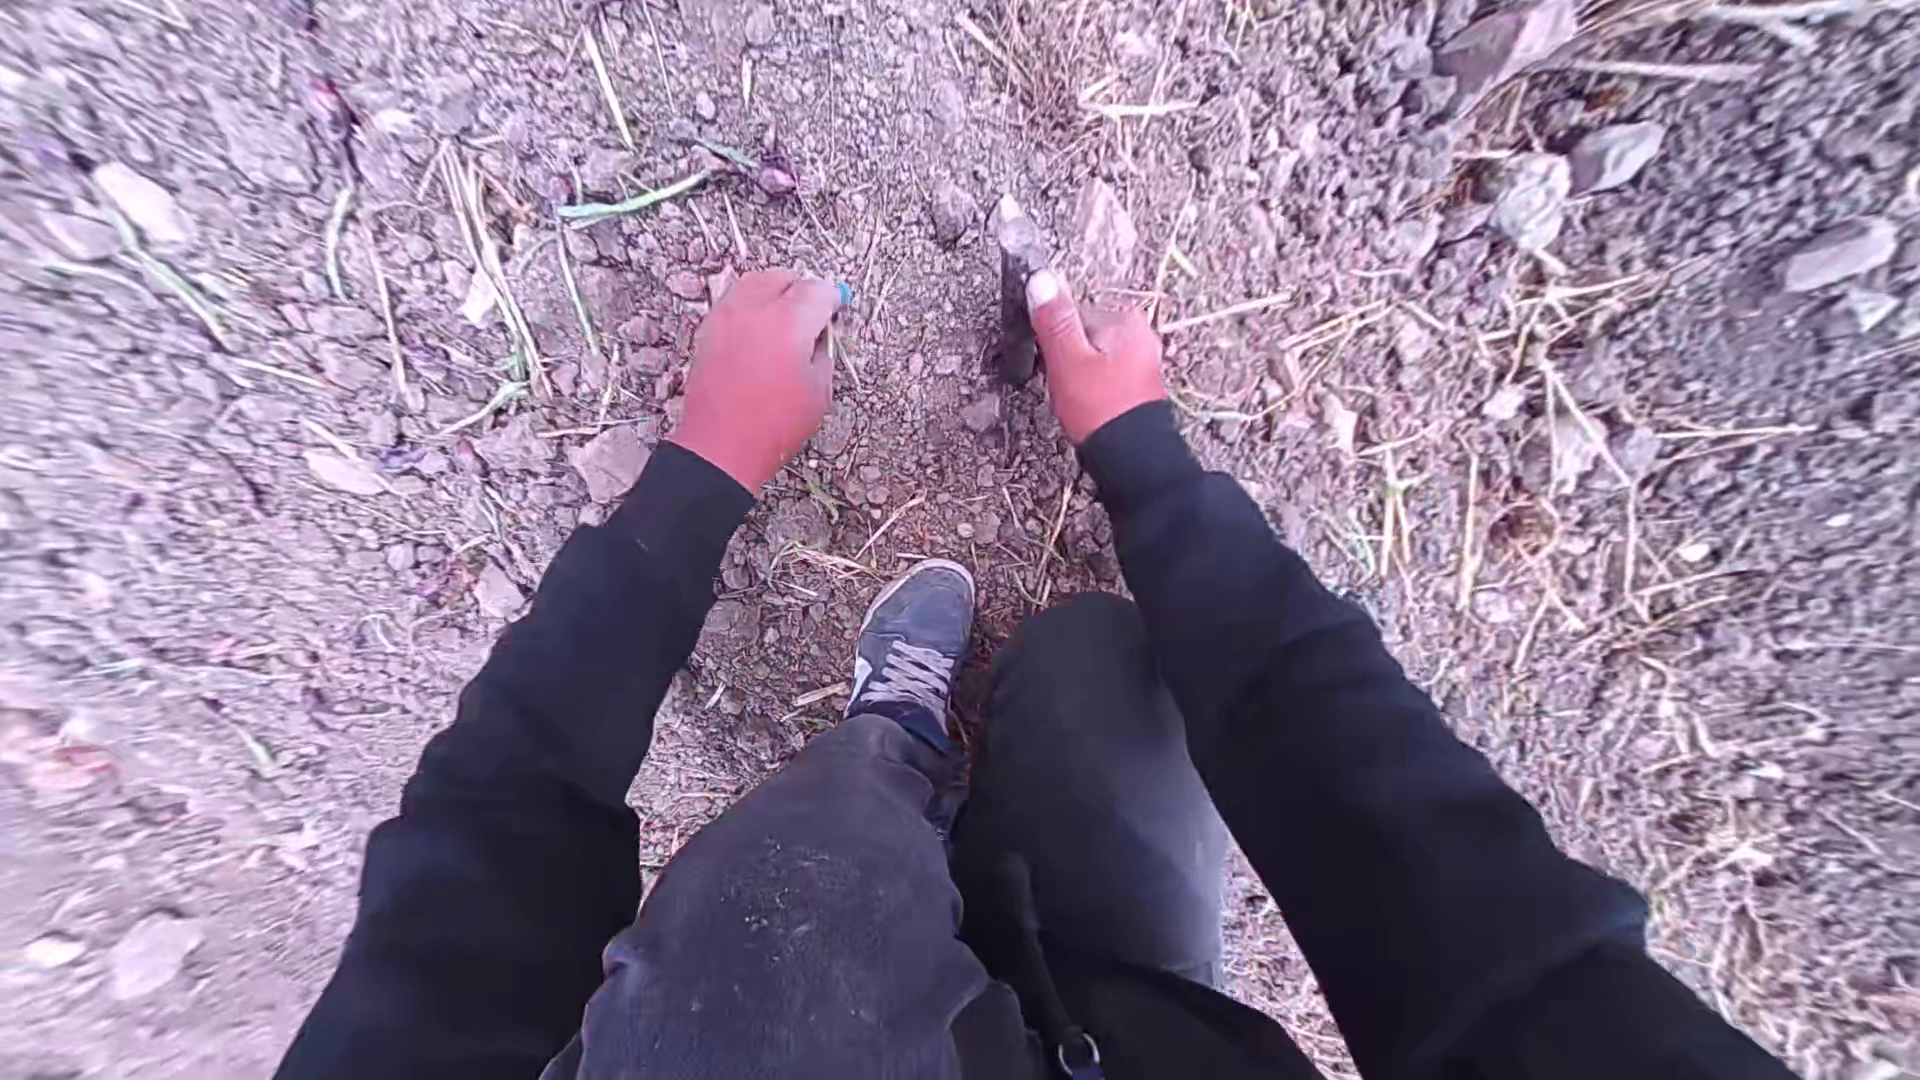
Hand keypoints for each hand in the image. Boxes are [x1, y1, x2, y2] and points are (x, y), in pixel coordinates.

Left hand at [670, 269, 842, 491]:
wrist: (723, 446)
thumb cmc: (774, 426)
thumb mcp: (819, 393)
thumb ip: (824, 353)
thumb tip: (821, 335)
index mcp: (788, 323)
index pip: (817, 290)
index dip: (833, 299)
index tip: (838, 309)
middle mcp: (753, 310)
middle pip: (783, 278)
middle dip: (803, 291)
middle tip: (815, 314)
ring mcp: (726, 317)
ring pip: (754, 284)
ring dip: (775, 294)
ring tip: (787, 320)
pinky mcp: (708, 331)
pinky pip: (735, 302)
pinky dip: (753, 307)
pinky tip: (763, 333)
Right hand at [1026, 270, 1165, 443]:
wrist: (1133, 459)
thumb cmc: (1102, 411)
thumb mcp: (1068, 361)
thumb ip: (1055, 321)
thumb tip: (1041, 279)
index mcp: (1124, 322)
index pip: (1072, 314)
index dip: (1052, 342)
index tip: (1049, 364)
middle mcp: (1139, 336)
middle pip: (1083, 336)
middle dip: (1066, 361)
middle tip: (1066, 387)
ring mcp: (1141, 363)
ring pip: (1092, 359)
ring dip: (1077, 378)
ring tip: (1077, 401)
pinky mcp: (1138, 387)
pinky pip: (1104, 377)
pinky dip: (1091, 391)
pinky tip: (1088, 409)